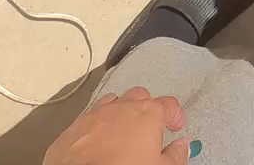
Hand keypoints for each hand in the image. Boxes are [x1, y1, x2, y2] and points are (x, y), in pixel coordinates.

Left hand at [43, 86, 190, 164]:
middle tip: (147, 129)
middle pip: (139, 97)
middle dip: (145, 109)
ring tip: (120, 132)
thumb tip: (183, 145)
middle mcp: (122, 107)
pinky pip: (87, 121)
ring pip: (111, 103)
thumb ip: (176, 155)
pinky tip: (95, 143)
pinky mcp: (70, 131)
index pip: (169, 105)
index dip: (175, 115)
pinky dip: (94, 128)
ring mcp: (93, 116)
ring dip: (118, 113)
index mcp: (148, 113)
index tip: (176, 126)